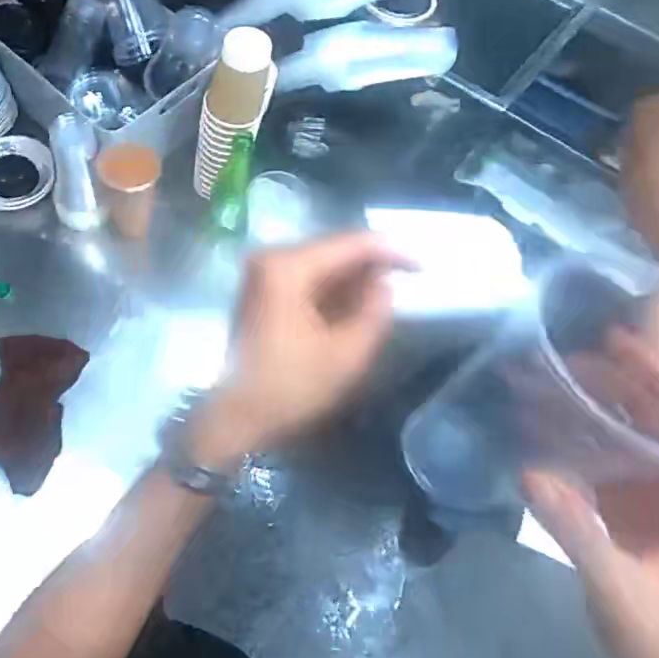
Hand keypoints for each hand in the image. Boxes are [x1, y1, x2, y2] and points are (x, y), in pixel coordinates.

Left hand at [197, 232, 406, 465]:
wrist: (235, 413)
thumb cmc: (290, 386)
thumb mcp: (346, 353)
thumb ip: (374, 310)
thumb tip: (385, 284)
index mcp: (286, 267)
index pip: (349, 243)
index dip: (391, 252)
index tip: (423, 268)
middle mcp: (269, 259)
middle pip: (332, 250)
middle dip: (370, 265)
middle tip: (408, 282)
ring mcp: (259, 274)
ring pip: (318, 264)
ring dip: (351, 278)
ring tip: (385, 297)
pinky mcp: (259, 291)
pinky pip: (303, 279)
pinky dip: (329, 289)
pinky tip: (353, 305)